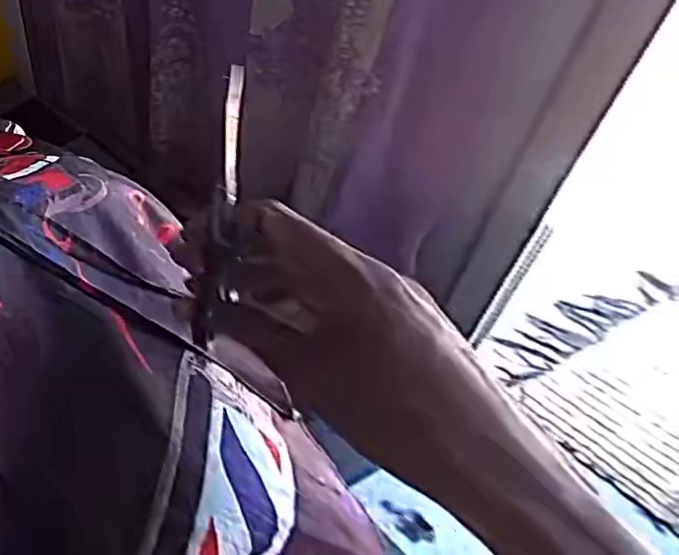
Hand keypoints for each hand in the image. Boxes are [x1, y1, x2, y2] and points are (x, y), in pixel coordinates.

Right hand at [179, 201, 649, 554]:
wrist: (502, 476)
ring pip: (307, 271)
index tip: (190, 253)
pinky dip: (293, 304)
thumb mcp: (305, 370)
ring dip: (260, 284)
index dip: (221, 227)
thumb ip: (244, 327)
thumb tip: (192, 304)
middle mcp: (372, 274)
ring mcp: (393, 297)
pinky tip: (272, 331)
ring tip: (226, 310)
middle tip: (196, 285)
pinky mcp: (404, 322)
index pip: (270, 218)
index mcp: (349, 274)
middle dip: (233, 260)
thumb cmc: (399, 416)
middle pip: (284, 244)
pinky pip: (333, 295)